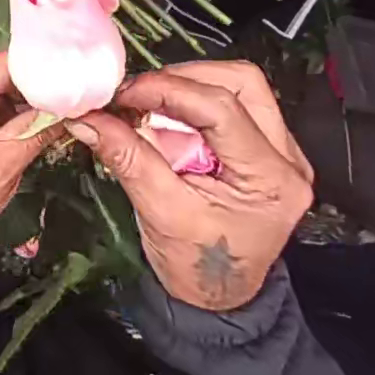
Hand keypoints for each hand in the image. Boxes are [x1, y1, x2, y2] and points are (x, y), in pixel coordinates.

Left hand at [0, 53, 62, 247]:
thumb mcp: (0, 166)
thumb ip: (35, 130)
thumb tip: (71, 106)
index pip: (9, 63)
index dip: (46, 67)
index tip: (79, 77)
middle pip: (11, 70)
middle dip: (46, 83)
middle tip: (82, 97)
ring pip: (11, 84)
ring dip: (39, 98)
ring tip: (74, 107)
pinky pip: (4, 99)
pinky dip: (26, 109)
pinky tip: (52, 118)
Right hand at [67, 62, 312, 310]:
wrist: (217, 297)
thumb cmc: (195, 265)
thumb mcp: (158, 211)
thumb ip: (127, 157)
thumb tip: (88, 118)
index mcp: (270, 178)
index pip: (222, 109)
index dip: (167, 90)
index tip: (124, 93)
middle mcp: (286, 157)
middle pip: (241, 83)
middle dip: (183, 78)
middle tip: (139, 92)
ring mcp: (280, 150)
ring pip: (240, 86)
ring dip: (189, 85)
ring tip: (149, 102)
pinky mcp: (264, 148)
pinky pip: (234, 104)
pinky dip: (193, 100)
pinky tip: (165, 114)